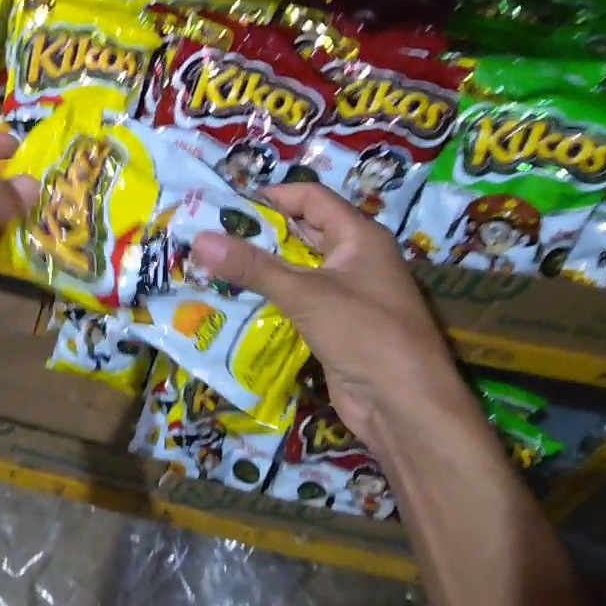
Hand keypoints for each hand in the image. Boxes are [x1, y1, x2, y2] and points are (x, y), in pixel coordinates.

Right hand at [191, 183, 460, 450]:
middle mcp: (355, 259)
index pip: (311, 198)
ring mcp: (346, 294)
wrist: (407, 409)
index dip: (271, 196)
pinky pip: (295, 299)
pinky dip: (268, 296)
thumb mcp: (306, 295)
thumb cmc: (366, 335)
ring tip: (211, 263)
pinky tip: (232, 299)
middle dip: (258, 233)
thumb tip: (199, 239)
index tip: (225, 205)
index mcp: (359, 237)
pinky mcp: (334, 325)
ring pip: (295, 268)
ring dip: (259, 267)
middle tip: (209, 233)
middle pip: (301, 231)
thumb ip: (252, 266)